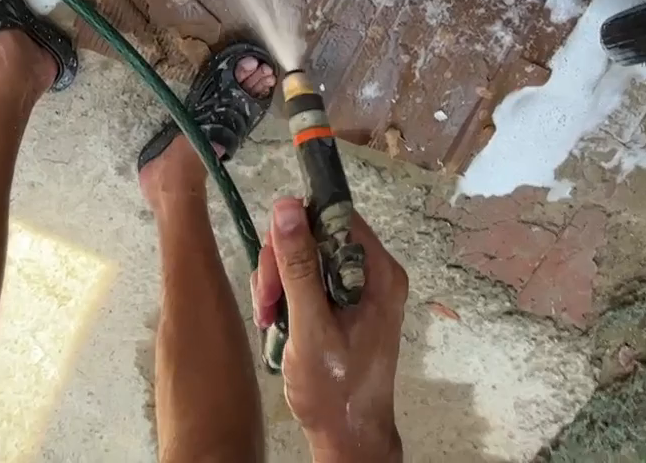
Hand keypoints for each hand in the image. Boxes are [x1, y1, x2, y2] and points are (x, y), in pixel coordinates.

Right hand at [251, 198, 408, 462]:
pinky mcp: (342, 301)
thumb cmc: (335, 391)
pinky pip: (306, 274)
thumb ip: (297, 266)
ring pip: (305, 253)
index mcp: (378, 272)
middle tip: (267, 298)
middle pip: (316, 234)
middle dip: (282, 261)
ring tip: (267, 314)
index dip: (300, 226)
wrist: (346, 439)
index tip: (274, 255)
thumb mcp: (310, 326)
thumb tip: (286, 205)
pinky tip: (273, 317)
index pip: (336, 215)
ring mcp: (358, 287)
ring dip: (278, 279)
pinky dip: (285, 292)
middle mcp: (373, 272)